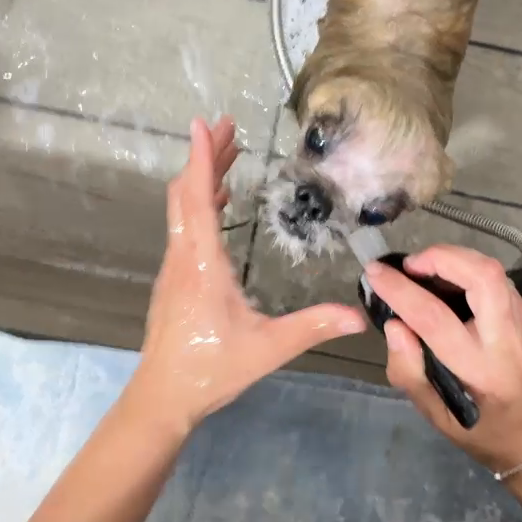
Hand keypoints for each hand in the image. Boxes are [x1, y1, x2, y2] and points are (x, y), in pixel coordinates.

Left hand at [127, 116, 366, 431]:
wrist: (162, 397)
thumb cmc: (211, 369)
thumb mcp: (267, 348)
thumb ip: (312, 327)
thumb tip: (359, 316)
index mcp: (202, 264)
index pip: (197, 199)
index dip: (200, 158)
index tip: (203, 124)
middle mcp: (182, 256)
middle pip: (186, 193)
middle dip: (205, 157)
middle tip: (229, 127)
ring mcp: (173, 267)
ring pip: (181, 208)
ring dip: (201, 177)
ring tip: (227, 152)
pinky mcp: (173, 279)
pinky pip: (183, 225)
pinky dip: (198, 201)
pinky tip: (218, 201)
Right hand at [368, 246, 521, 474]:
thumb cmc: (485, 433)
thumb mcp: (438, 418)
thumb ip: (409, 372)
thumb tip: (394, 325)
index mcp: (481, 371)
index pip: (435, 318)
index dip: (400, 290)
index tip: (375, 274)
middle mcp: (508, 340)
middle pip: (482, 275)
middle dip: (441, 257)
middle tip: (410, 265)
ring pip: (493, 270)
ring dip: (455, 259)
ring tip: (425, 270)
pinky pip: (497, 281)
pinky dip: (468, 271)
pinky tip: (450, 285)